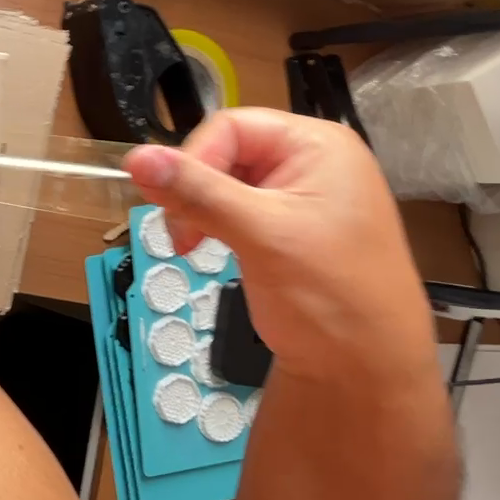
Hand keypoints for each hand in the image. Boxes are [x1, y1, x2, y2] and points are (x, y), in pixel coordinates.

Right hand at [121, 109, 432, 374]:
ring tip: (193, 246)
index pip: (230, 128)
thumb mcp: (260, 235)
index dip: (193, 162)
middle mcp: (309, 161)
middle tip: (184, 236)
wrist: (363, 372)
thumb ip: (197, 193)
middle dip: (193, 191)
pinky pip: (229, 207)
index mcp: (318, 146)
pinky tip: (206, 247)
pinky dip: (209, 225)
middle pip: (223, 152)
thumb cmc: (329, 296)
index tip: (176, 209)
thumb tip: (135, 157)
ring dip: (196, 210)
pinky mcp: (283, 226)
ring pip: (219, 181)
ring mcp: (297, 195)